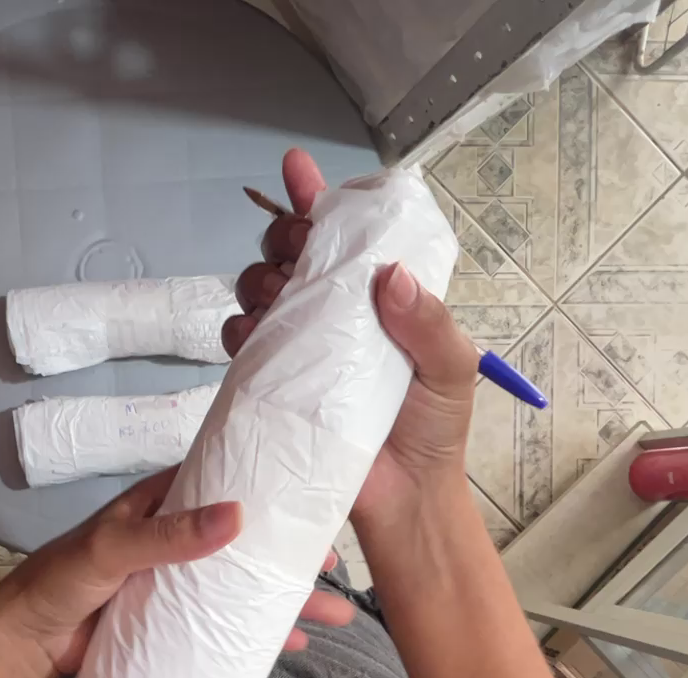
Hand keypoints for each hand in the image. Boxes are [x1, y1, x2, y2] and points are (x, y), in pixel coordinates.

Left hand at [0, 467, 354, 677]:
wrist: (30, 638)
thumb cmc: (64, 576)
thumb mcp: (114, 546)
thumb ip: (168, 533)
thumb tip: (239, 515)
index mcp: (164, 505)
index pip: (227, 489)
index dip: (271, 498)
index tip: (315, 511)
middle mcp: (179, 539)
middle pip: (247, 544)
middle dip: (291, 558)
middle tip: (335, 572)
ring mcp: (180, 583)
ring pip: (243, 586)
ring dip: (285, 599)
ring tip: (331, 615)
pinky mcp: (175, 622)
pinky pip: (225, 624)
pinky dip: (256, 634)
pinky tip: (289, 646)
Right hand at [223, 149, 484, 530]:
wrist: (402, 497)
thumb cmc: (432, 431)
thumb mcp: (451, 367)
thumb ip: (428, 321)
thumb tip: (387, 275)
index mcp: (377, 301)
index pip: (347, 238)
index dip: (318, 199)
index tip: (295, 169)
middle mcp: (333, 316)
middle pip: (292, 255)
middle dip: (282, 237)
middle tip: (292, 252)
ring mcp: (299, 349)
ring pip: (260, 290)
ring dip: (256, 279)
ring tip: (271, 294)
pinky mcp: (272, 382)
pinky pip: (241, 342)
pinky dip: (237, 329)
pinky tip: (246, 334)